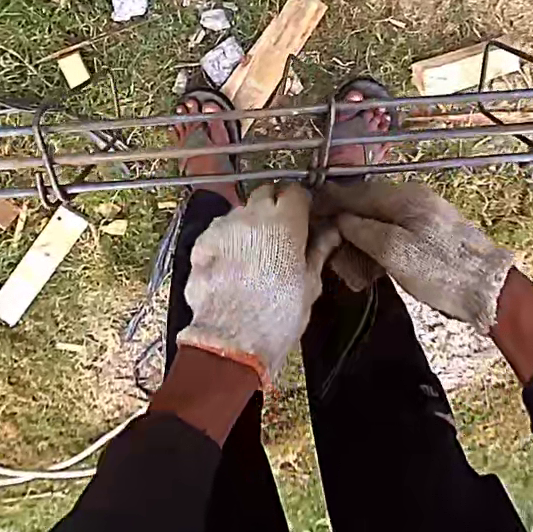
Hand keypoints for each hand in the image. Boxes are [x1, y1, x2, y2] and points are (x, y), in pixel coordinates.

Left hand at [178, 184, 339, 387]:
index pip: (295, 191)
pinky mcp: (202, 240)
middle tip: (280, 233)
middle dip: (273, 206)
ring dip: (249, 223)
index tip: (303, 216)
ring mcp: (224, 225)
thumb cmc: (278, 315)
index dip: (300, 202)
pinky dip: (227, 240)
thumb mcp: (309, 284)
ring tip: (254, 254)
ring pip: (240, 211)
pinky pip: (219, 230)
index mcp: (286, 221)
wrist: (232, 340)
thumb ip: (318, 251)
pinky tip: (232, 264)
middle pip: (266, 193)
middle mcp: (253, 214)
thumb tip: (330, 233)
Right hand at [320, 181, 514, 330]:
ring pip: (381, 214)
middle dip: (344, 212)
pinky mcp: (431, 232)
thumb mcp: (394, 251)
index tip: (311, 207)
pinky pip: (394, 226)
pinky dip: (376, 234)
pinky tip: (366, 248)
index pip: (358, 192)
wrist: (491, 291)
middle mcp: (414, 198)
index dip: (333, 199)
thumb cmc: (440, 270)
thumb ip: (363, 230)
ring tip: (338, 240)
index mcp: (405, 197)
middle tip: (320, 226)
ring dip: (359, 225)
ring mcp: (425, 214)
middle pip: (369, 201)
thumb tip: (341, 219)